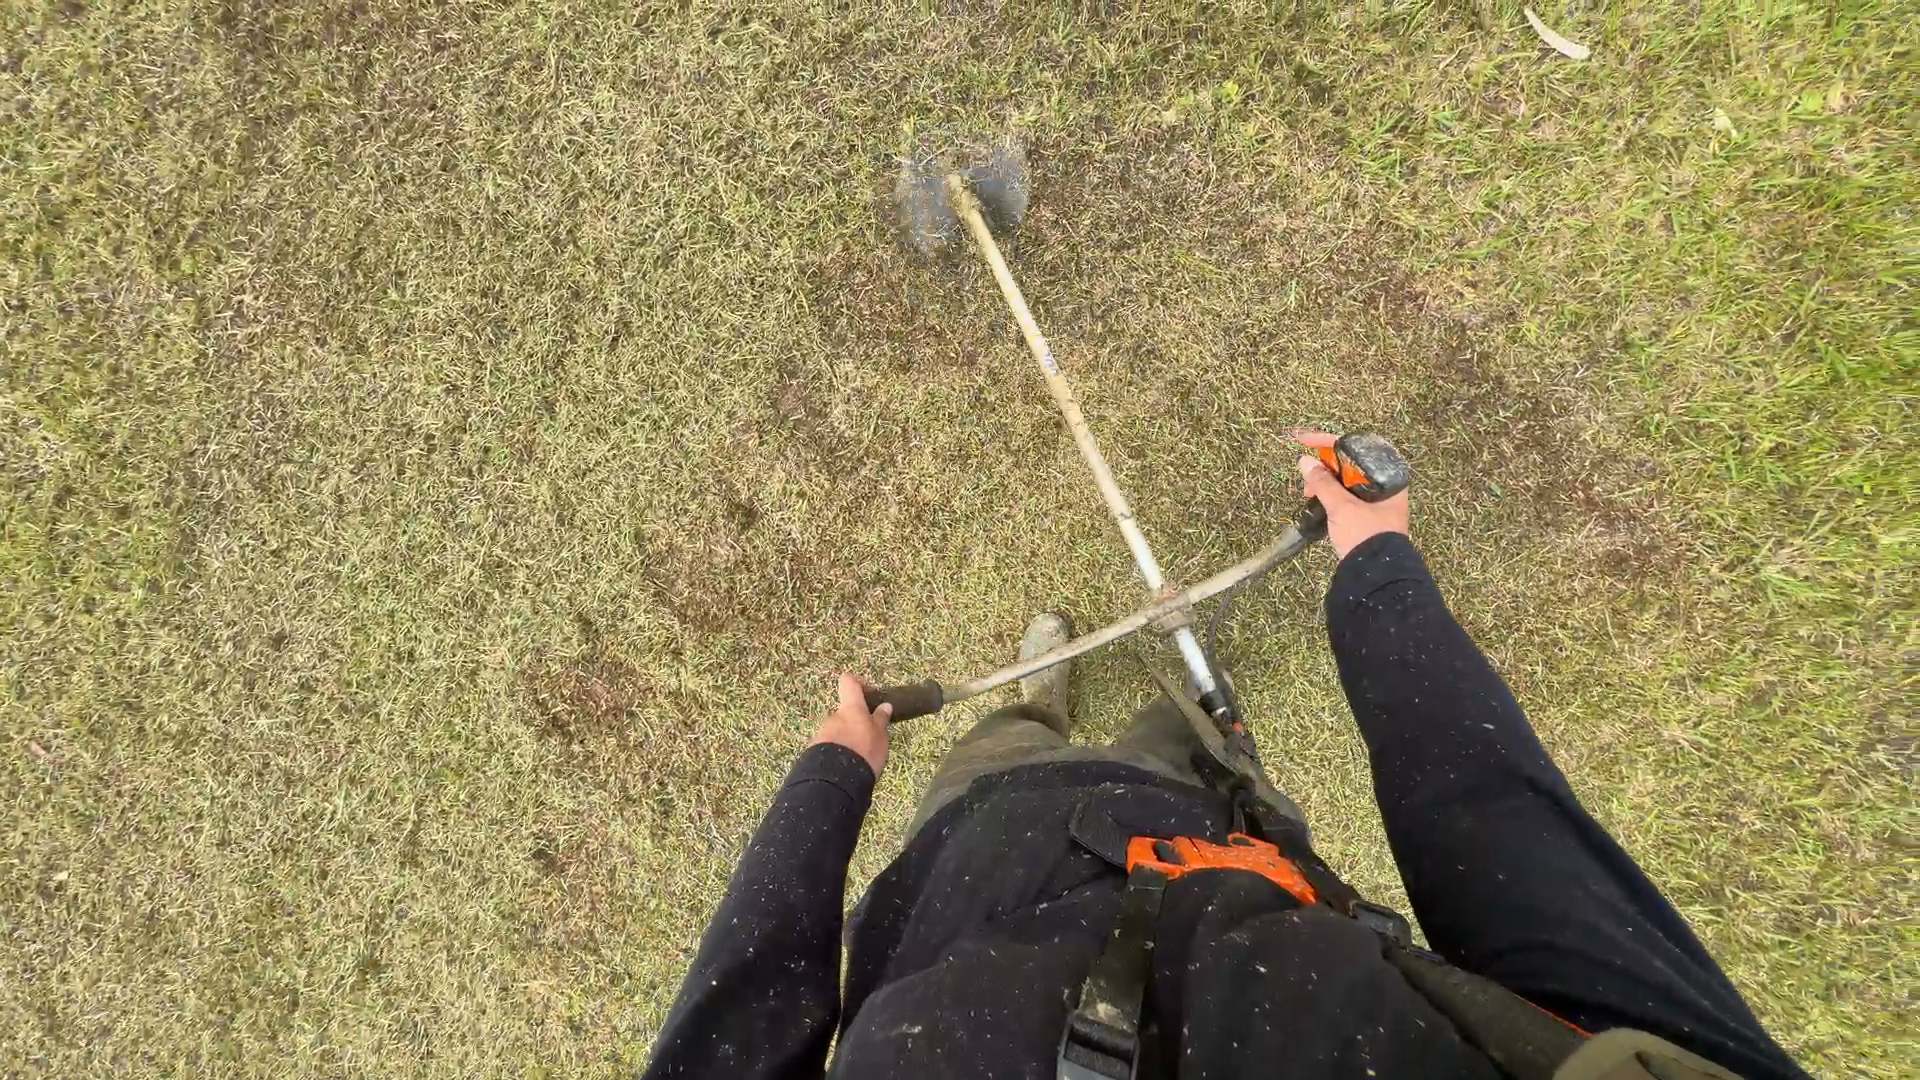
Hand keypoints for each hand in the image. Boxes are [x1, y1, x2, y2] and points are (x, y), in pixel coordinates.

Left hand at [808, 673, 892, 776]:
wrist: (837, 781)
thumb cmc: (864, 752)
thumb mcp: (880, 736)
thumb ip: (880, 719)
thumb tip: (885, 706)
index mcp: (851, 708)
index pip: (849, 682)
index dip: (859, 684)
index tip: (870, 695)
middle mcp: (834, 717)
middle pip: (844, 711)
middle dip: (856, 722)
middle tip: (870, 738)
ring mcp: (822, 734)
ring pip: (837, 731)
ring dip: (847, 739)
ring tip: (860, 757)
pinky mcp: (814, 752)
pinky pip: (829, 747)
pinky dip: (838, 753)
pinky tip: (847, 767)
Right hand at [1293, 430, 1410, 559]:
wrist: (1376, 573)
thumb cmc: (1365, 535)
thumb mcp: (1342, 507)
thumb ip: (1323, 482)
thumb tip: (1304, 461)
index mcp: (1388, 476)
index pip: (1356, 447)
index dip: (1327, 442)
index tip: (1302, 440)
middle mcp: (1384, 484)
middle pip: (1349, 462)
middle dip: (1323, 465)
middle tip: (1305, 476)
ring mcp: (1376, 500)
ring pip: (1345, 479)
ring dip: (1324, 482)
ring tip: (1308, 493)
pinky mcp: (1366, 514)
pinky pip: (1344, 494)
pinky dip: (1329, 494)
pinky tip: (1316, 500)